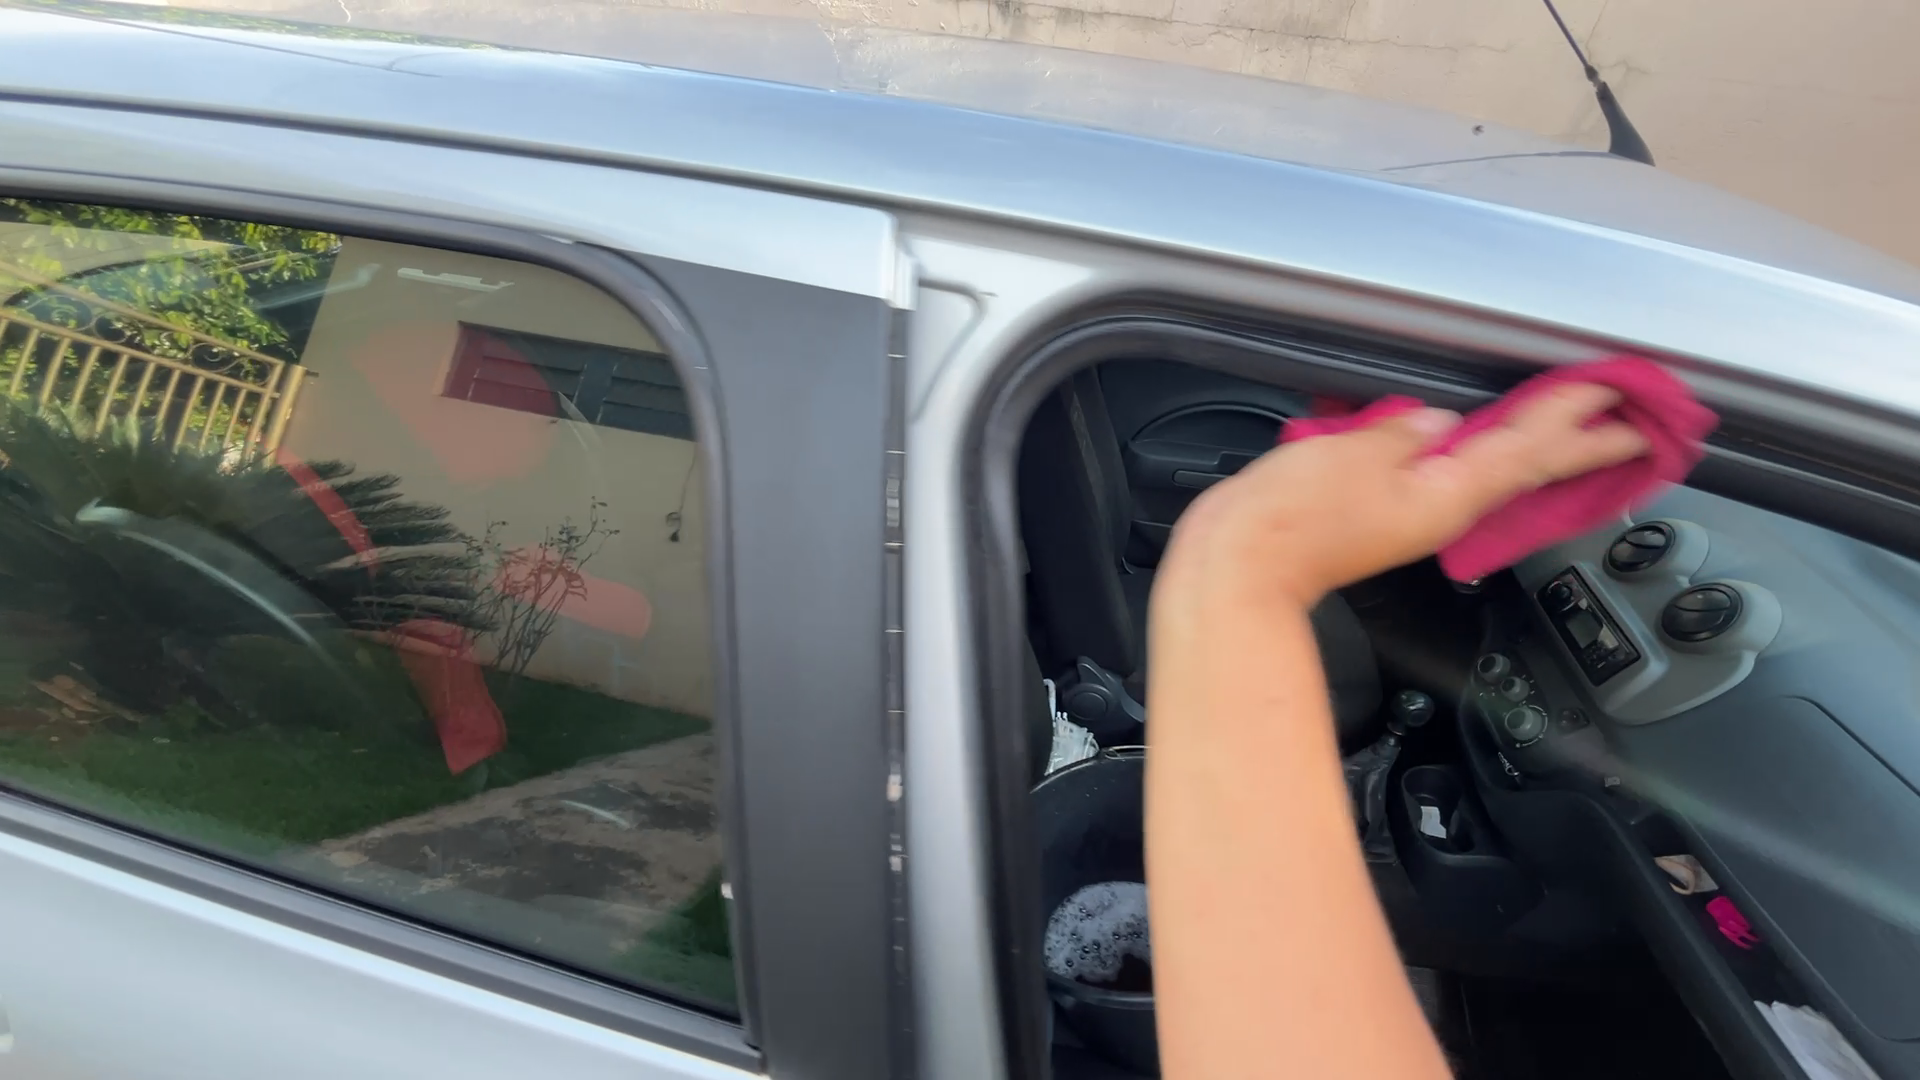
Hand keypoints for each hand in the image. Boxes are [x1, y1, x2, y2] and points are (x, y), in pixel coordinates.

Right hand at [1163, 384, 1650, 606]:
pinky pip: (1429, 474)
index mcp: (1444, 494)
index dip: (1572, 413)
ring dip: (1521, 447)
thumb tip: (1431, 424)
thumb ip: (1400, 434)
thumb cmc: (1289, 518)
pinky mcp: (1367, 512)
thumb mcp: (1351, 456)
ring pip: (1478, 473)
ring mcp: (1401, 514)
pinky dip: (1453, 451)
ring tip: (1555, 429)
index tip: (1619, 389)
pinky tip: (1450, 437)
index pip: (1527, 447)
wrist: (1237, 564)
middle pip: (1519, 472)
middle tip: (1631, 429)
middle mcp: (1434, 509)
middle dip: (1574, 448)